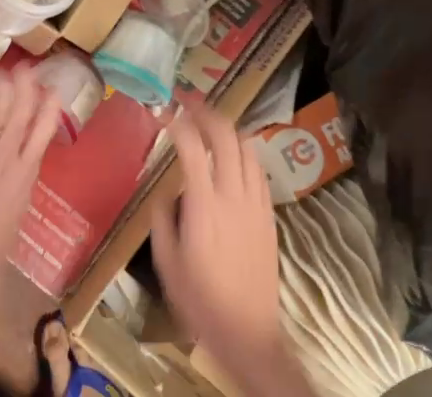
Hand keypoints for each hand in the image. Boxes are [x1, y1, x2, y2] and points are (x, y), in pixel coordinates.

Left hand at [0, 66, 61, 322]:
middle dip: (27, 88)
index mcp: (25, 180)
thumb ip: (13, 189)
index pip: (42, 135)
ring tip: (10, 67)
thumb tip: (14, 171)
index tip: (51, 91)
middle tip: (30, 67)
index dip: (48, 110)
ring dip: (4, 86)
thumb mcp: (11, 220)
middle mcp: (7, 162)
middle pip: (22, 115)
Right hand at [151, 101, 284, 373]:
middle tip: (188, 100)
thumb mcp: (166, 260)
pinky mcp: (269, 215)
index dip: (175, 121)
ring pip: (247, 148)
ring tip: (210, 121)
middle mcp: (233, 195)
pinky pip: (259, 171)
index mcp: (204, 204)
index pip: (189, 146)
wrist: (247, 330)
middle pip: (225, 136)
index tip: (162, 110)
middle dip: (206, 111)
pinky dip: (244, 152)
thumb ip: (162, 218)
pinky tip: (233, 156)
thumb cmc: (199, 298)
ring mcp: (256, 203)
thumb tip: (165, 193)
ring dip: (227, 128)